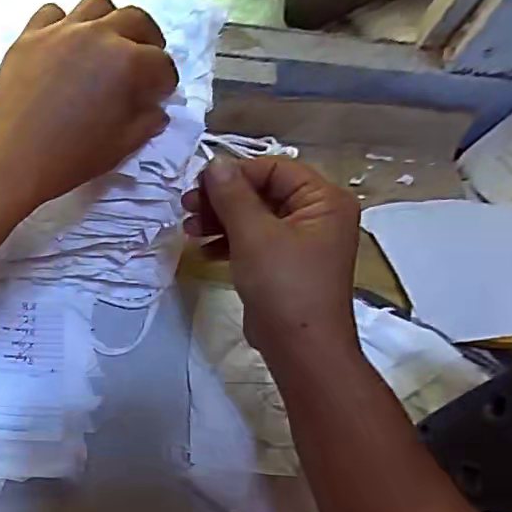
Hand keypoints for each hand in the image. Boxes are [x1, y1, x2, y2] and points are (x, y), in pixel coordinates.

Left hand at [0, 0, 179, 216]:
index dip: (165, 82)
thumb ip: (145, 124)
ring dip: (110, 20)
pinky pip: (53, 13)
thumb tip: (156, 111)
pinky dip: (65, 23)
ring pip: (97, 5)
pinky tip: (65, 43)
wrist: (12, 158)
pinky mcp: (30, 36)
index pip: (161, 64)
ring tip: (108, 42)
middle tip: (145, 59)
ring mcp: (62, 30)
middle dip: (148, 40)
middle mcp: (99, 35)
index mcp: (128, 63)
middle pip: (136, 20)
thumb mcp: (119, 147)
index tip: (160, 94)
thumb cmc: (70, 158)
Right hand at [182, 155, 362, 354]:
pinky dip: (229, 242)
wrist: (301, 348)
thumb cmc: (284, 286)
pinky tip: (204, 250)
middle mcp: (317, 216)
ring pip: (255, 218)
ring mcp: (301, 242)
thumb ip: (232, 196)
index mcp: (324, 200)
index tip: (198, 186)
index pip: (274, 170)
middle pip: (263, 193)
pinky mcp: (284, 265)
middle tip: (187, 208)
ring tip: (189, 230)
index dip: (234, 175)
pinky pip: (255, 242)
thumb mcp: (254, 235)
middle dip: (223, 200)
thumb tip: (215, 163)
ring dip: (220, 221)